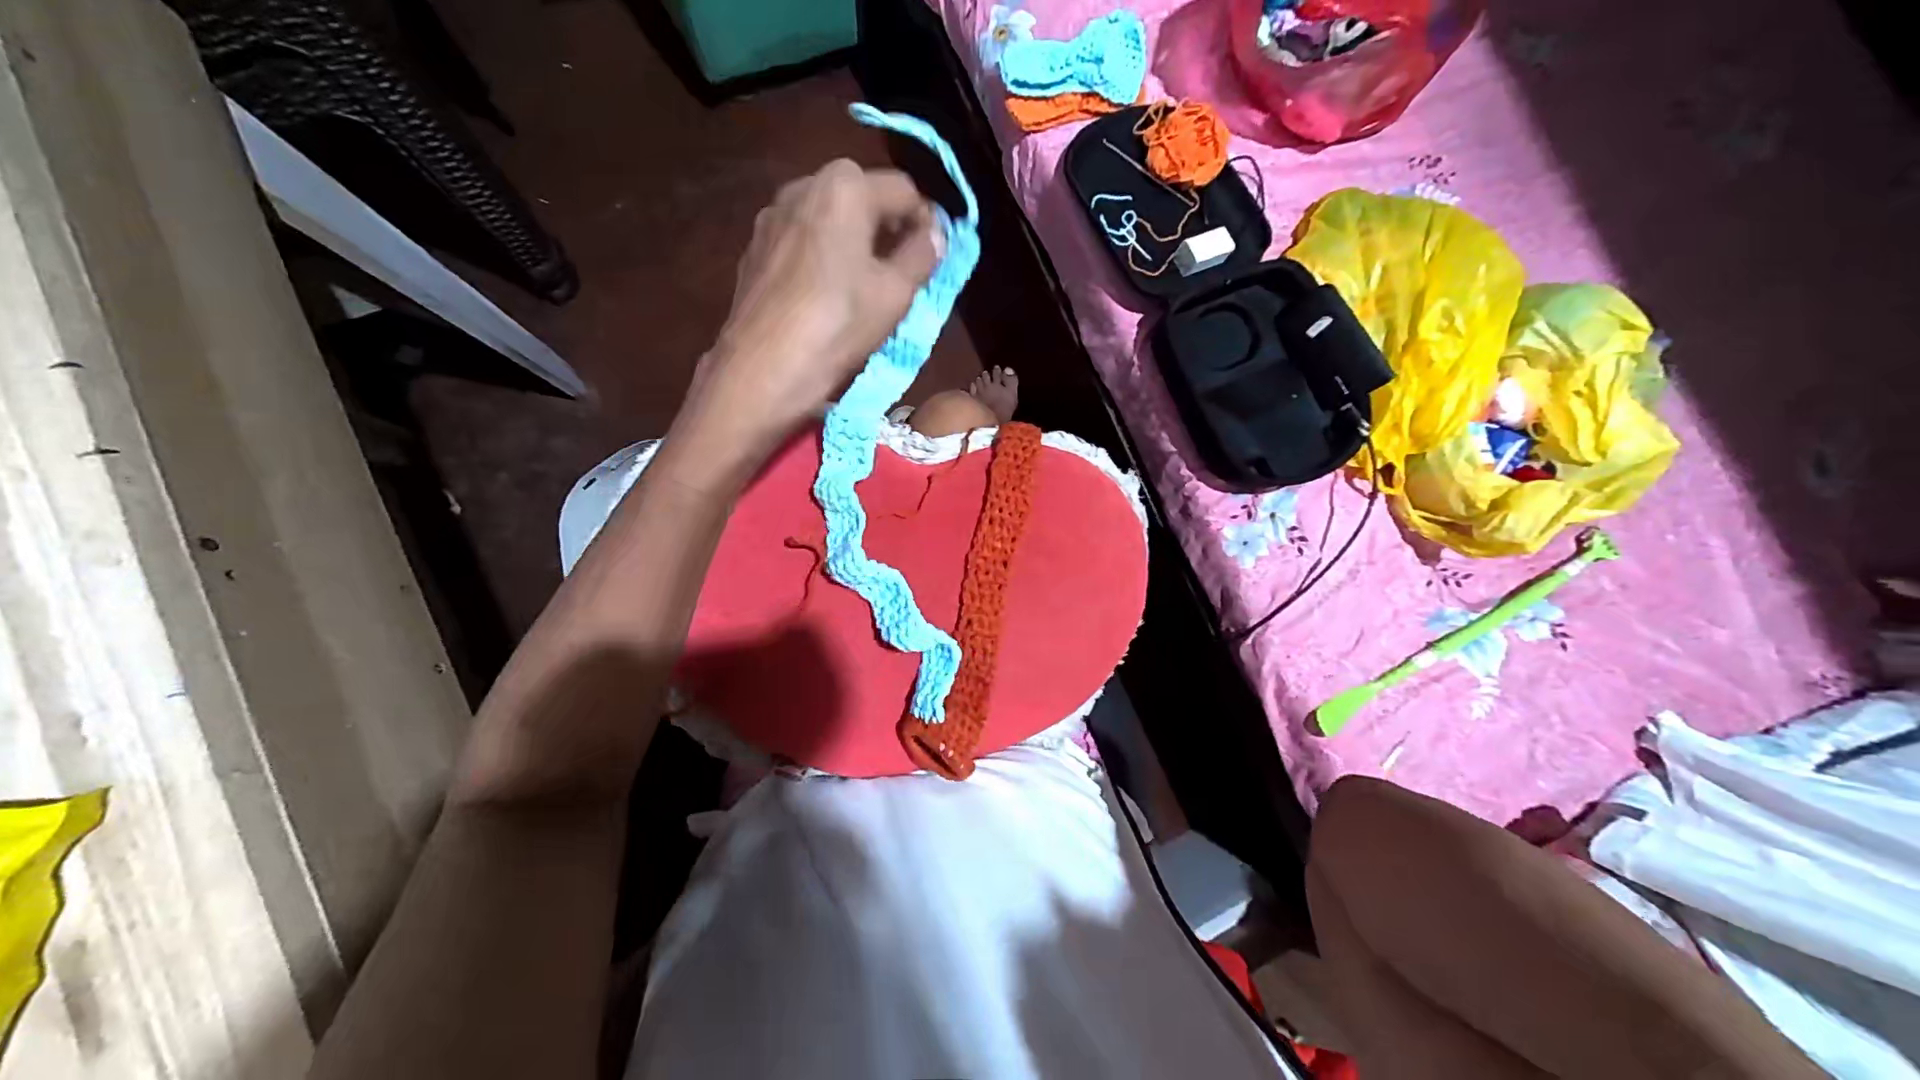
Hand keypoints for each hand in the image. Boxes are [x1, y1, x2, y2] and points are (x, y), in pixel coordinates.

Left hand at [679, 160, 940, 465]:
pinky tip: (826, 297)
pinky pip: (803, 241)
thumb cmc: (837, 326)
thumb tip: (936, 235)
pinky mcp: (754, 248)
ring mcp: (772, 215)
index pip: (905, 192)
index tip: (935, 259)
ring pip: (830, 219)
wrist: (760, 371)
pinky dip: (823, 257)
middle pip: (863, 198)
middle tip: (903, 275)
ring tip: (864, 288)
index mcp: (844, 185)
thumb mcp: (896, 293)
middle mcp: (803, 185)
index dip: (927, 223)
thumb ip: (923, 254)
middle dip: (888, 230)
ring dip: (854, 243)